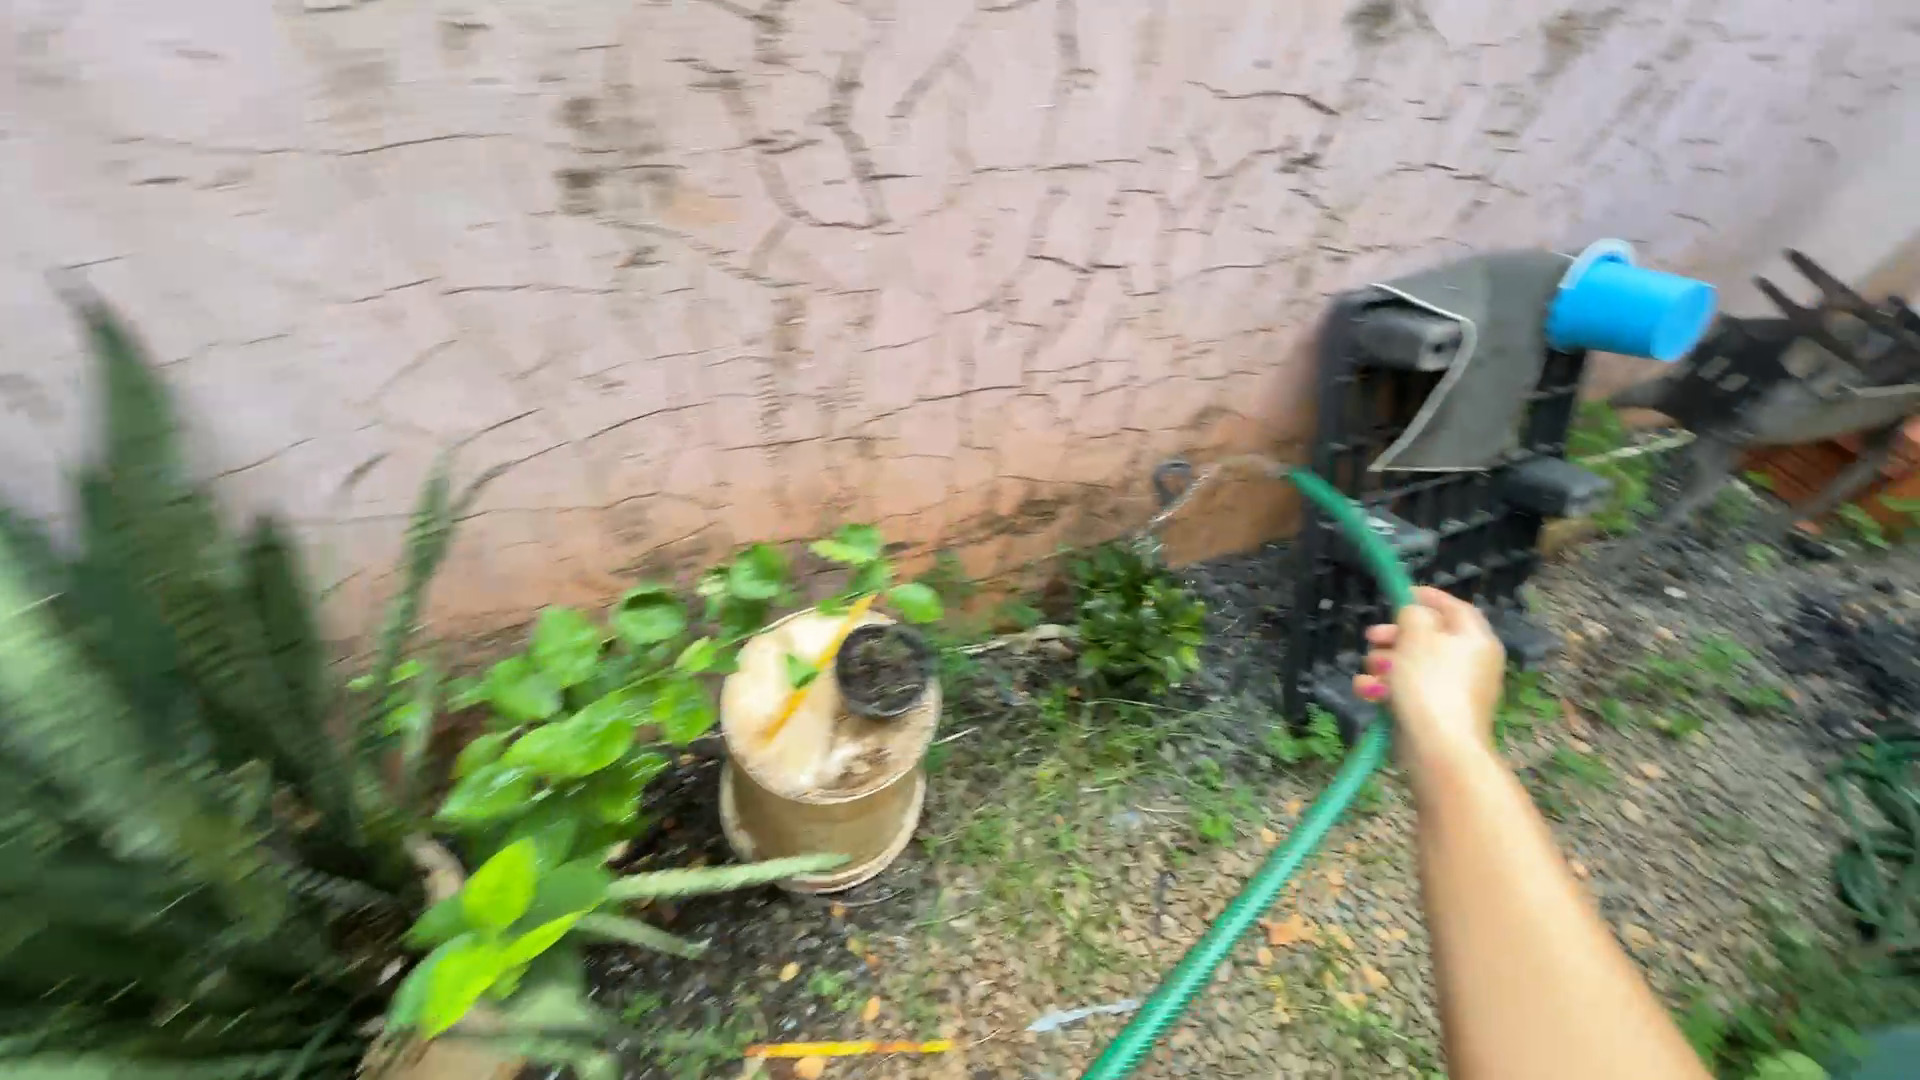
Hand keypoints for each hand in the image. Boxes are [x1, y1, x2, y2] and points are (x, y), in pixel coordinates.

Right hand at [1351, 586, 1505, 762]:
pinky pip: (1405, 689)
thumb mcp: (1418, 635)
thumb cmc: (1430, 683)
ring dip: (1382, 663)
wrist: (1438, 745)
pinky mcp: (1432, 710)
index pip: (1455, 607)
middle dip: (1393, 636)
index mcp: (1474, 640)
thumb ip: (1413, 614)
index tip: (1400, 592)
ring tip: (1370, 672)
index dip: (1428, 597)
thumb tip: (1414, 614)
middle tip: (1372, 636)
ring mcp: (1450, 688)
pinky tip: (1369, 692)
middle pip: (1426, 636)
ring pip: (1409, 663)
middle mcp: (1468, 662)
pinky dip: (1384, 687)